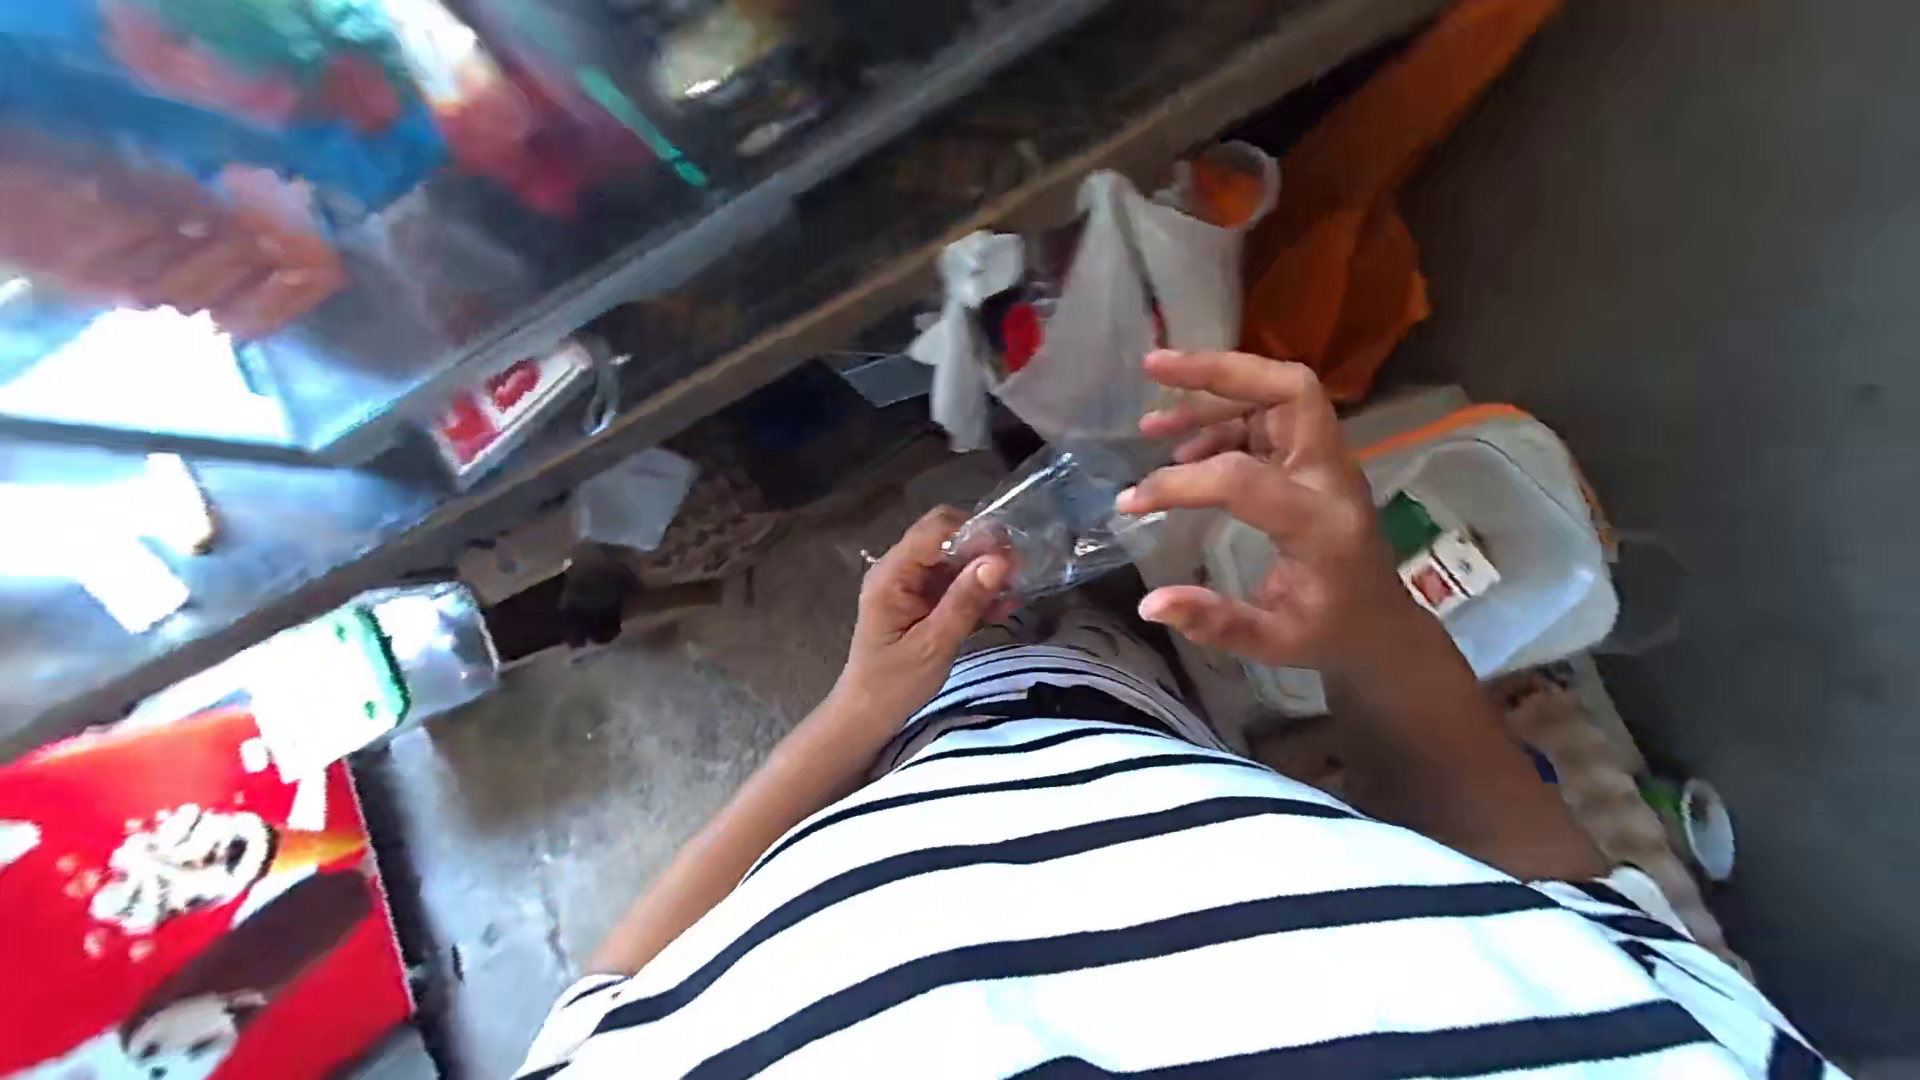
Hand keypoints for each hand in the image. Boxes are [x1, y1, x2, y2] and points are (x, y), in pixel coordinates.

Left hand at [831, 506, 1012, 725]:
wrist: (869, 715)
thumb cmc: (894, 684)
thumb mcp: (934, 644)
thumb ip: (965, 601)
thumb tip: (999, 561)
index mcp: (892, 574)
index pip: (934, 529)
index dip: (974, 532)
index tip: (1010, 552)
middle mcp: (899, 571)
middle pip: (945, 538)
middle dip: (983, 549)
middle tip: (1018, 569)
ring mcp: (910, 586)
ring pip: (953, 560)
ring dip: (984, 571)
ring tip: (1017, 588)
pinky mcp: (922, 602)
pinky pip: (954, 584)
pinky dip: (977, 591)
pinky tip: (1004, 606)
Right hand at [1117, 349, 1427, 676]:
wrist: (1380, 624)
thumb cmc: (1329, 632)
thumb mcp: (1273, 642)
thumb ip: (1214, 622)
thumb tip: (1148, 604)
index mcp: (1321, 523)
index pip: (1242, 479)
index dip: (1178, 485)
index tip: (1130, 504)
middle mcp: (1330, 476)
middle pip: (1289, 390)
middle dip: (1218, 371)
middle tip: (1154, 366)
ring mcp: (1324, 462)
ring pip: (1277, 393)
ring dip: (1212, 392)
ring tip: (1151, 417)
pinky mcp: (1311, 462)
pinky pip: (1267, 418)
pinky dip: (1220, 419)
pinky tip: (1182, 447)